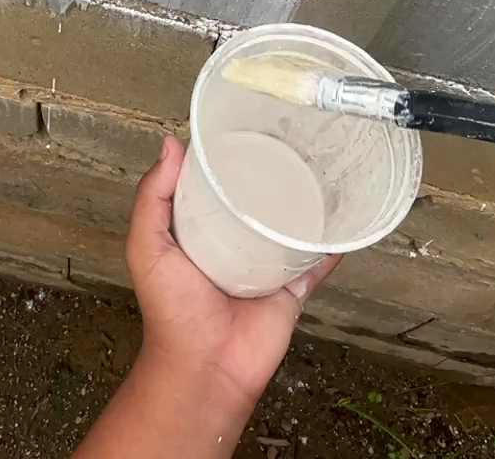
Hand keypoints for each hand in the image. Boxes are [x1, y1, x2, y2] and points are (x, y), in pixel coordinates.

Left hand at [73, 136, 336, 457]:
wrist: (205, 369)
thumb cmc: (171, 312)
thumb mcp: (148, 247)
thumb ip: (152, 198)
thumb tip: (170, 145)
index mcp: (201, 226)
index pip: (216, 181)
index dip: (226, 154)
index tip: (242, 125)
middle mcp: (236, 239)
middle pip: (258, 197)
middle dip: (272, 171)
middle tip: (290, 138)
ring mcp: (267, 261)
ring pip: (291, 223)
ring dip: (306, 201)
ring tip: (321, 166)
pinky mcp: (292, 285)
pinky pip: (317, 260)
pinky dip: (333, 242)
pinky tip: (346, 218)